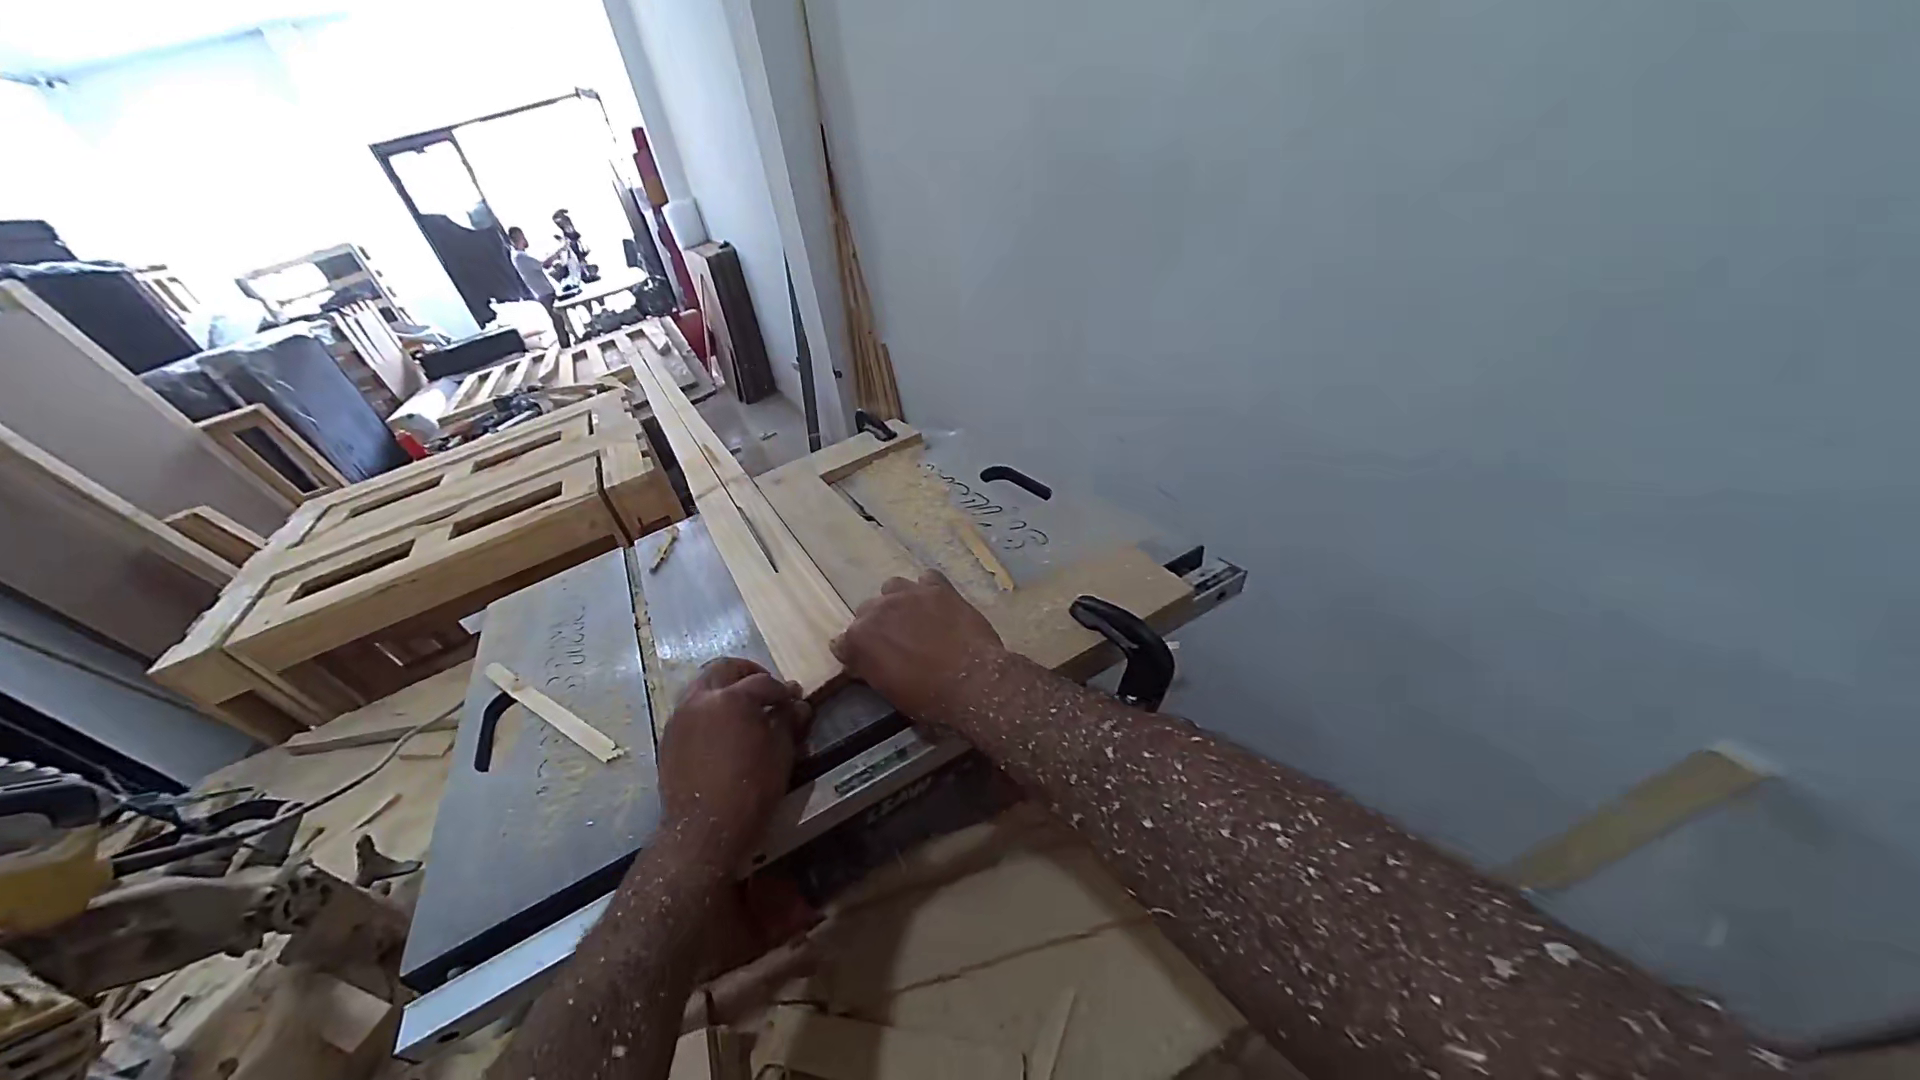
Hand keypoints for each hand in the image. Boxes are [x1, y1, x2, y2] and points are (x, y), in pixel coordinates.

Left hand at [659, 658, 810, 868]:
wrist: (704, 830)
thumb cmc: (751, 789)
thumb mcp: (781, 753)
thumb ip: (789, 721)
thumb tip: (798, 705)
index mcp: (732, 698)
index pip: (763, 681)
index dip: (783, 690)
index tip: (794, 700)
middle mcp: (701, 699)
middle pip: (724, 668)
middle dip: (747, 673)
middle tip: (765, 689)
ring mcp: (680, 717)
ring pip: (702, 686)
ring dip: (724, 689)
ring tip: (743, 709)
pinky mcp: (668, 738)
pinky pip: (690, 710)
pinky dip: (708, 709)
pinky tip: (723, 730)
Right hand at [830, 570, 1006, 721]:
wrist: (972, 683)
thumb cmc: (927, 697)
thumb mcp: (888, 691)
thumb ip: (870, 668)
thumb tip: (861, 662)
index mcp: (860, 638)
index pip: (843, 641)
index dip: (856, 652)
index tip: (867, 661)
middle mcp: (878, 609)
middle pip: (867, 611)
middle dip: (877, 625)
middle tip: (896, 642)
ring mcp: (909, 594)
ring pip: (892, 587)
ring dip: (898, 602)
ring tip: (914, 618)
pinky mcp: (938, 588)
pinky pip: (927, 579)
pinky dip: (929, 590)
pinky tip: (938, 605)